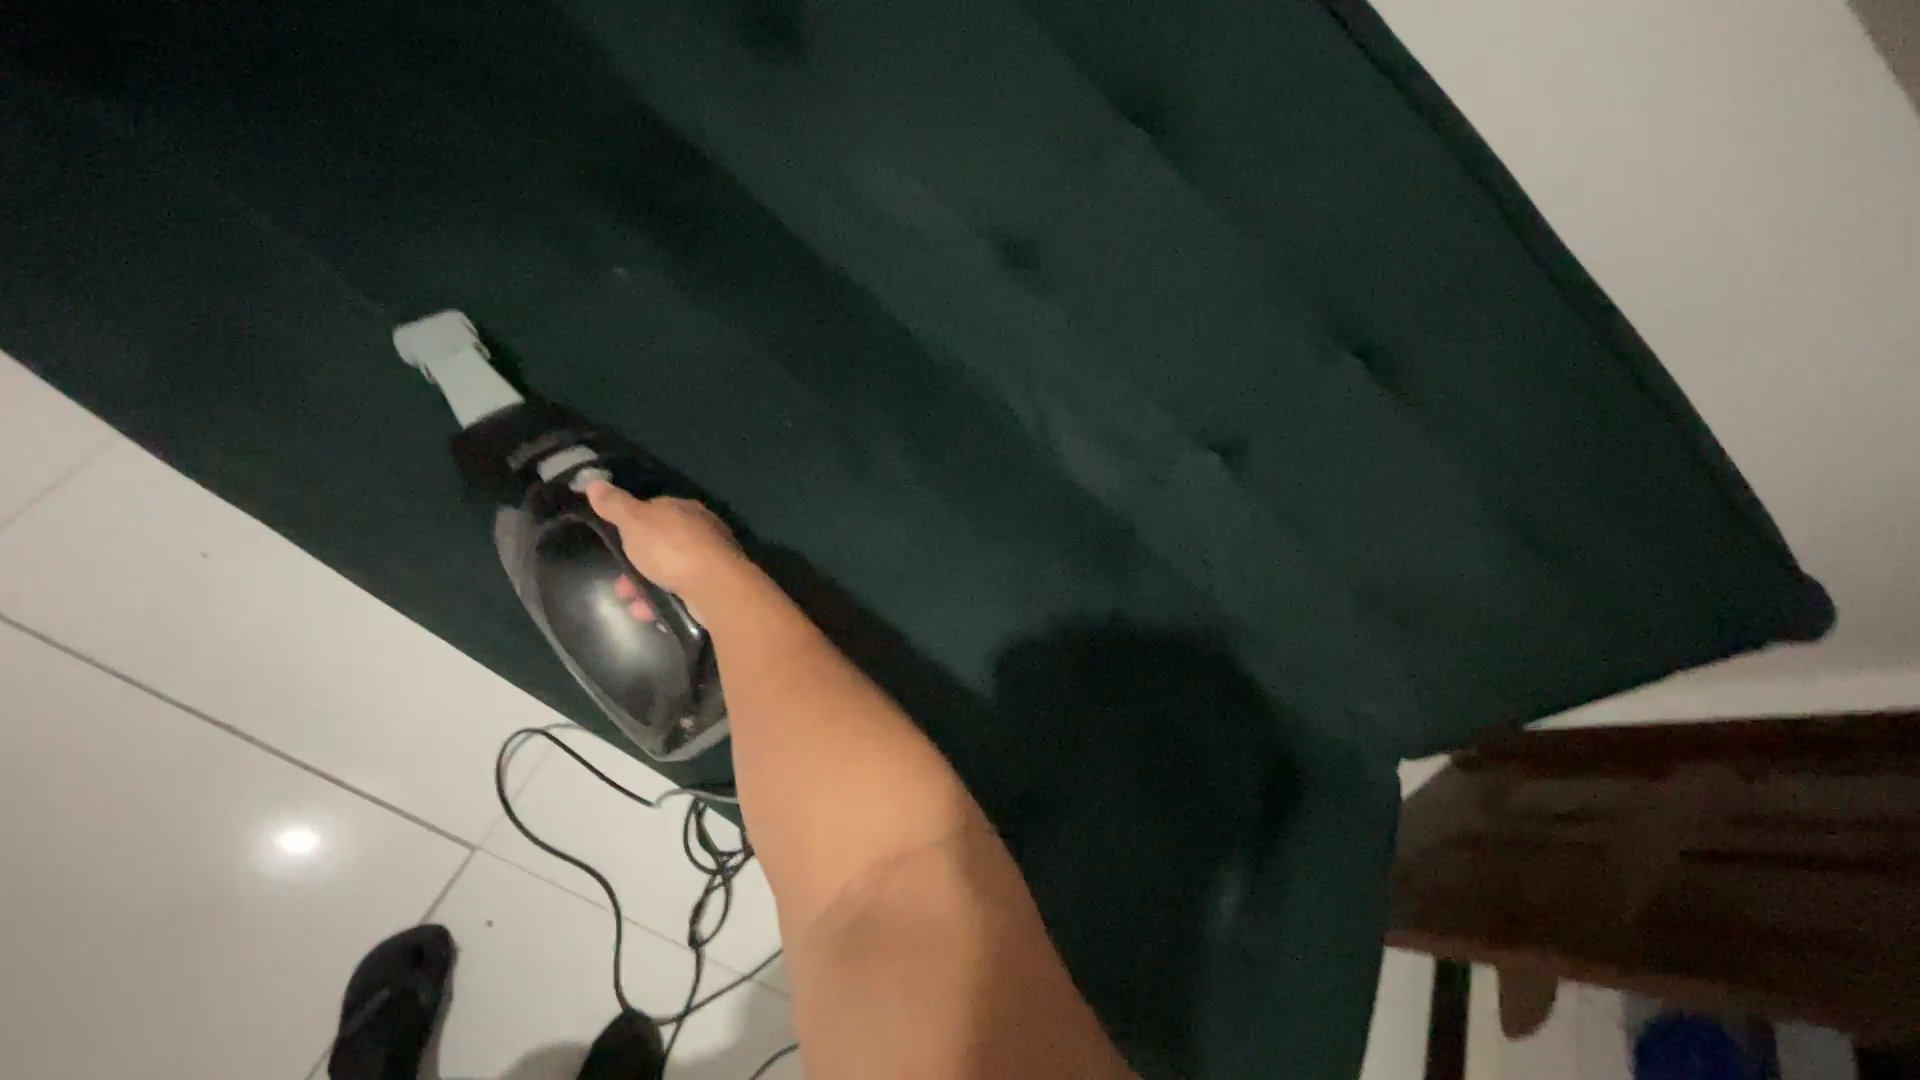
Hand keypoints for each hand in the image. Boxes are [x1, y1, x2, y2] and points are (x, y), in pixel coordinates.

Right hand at [585, 482, 746, 600]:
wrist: (713, 585)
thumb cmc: (671, 548)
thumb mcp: (634, 521)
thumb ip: (614, 505)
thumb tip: (593, 483)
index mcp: (685, 510)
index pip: (656, 510)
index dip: (632, 525)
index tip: (615, 542)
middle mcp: (702, 531)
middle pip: (661, 546)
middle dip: (636, 566)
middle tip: (620, 584)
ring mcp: (710, 561)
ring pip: (670, 573)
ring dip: (646, 588)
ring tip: (631, 603)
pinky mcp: (714, 587)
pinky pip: (681, 594)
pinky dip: (663, 602)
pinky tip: (649, 614)